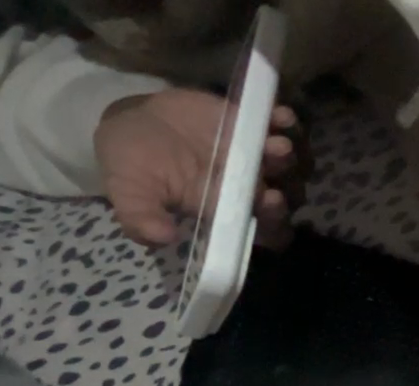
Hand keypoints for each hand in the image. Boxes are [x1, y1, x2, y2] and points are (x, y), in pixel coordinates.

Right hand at [94, 88, 302, 247]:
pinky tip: (281, 114)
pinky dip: (283, 122)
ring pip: (288, 165)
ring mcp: (260, 160)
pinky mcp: (255, 130)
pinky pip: (279, 129)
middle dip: (283, 192)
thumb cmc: (136, 166)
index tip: (265, 206)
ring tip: (278, 145)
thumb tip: (157, 238)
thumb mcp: (130, 191)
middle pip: (285, 198)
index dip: (273, 221)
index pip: (268, 228)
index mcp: (235, 213)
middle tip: (272, 184)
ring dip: (286, 157)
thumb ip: (141, 216)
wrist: (133, 125)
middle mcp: (257, 191)